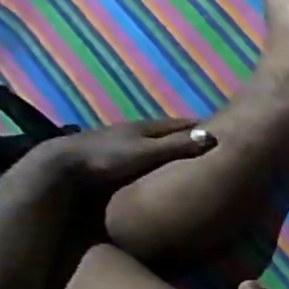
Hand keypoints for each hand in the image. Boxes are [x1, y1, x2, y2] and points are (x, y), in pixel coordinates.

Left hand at [25, 118, 216, 186]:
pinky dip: (160, 157)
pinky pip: (146, 154)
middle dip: (191, 135)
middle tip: (213, 145)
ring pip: (157, 142)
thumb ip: (179, 146)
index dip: (204, 126)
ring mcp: (124, 142)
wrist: (63, 165)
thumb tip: (213, 137)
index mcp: (147, 127)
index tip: (224, 131)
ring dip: (174, 147)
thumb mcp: (148, 152)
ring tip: (192, 157)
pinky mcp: (115, 156)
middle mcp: (137, 131)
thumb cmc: (109, 157)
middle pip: (170, 131)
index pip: (183, 123)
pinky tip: (163, 165)